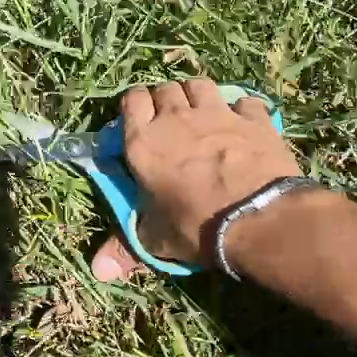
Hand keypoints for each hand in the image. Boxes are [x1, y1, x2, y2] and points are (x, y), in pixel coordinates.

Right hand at [91, 79, 300, 280]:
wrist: (258, 217)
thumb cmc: (196, 225)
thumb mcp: (155, 238)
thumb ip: (124, 249)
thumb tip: (98, 272)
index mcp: (143, 141)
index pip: (130, 100)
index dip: (133, 105)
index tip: (137, 120)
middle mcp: (175, 118)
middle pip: (164, 88)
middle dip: (163, 98)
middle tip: (168, 118)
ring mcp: (217, 115)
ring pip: (199, 84)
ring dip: (196, 93)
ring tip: (200, 111)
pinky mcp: (253, 120)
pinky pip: (244, 102)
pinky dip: (241, 109)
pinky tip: (242, 122)